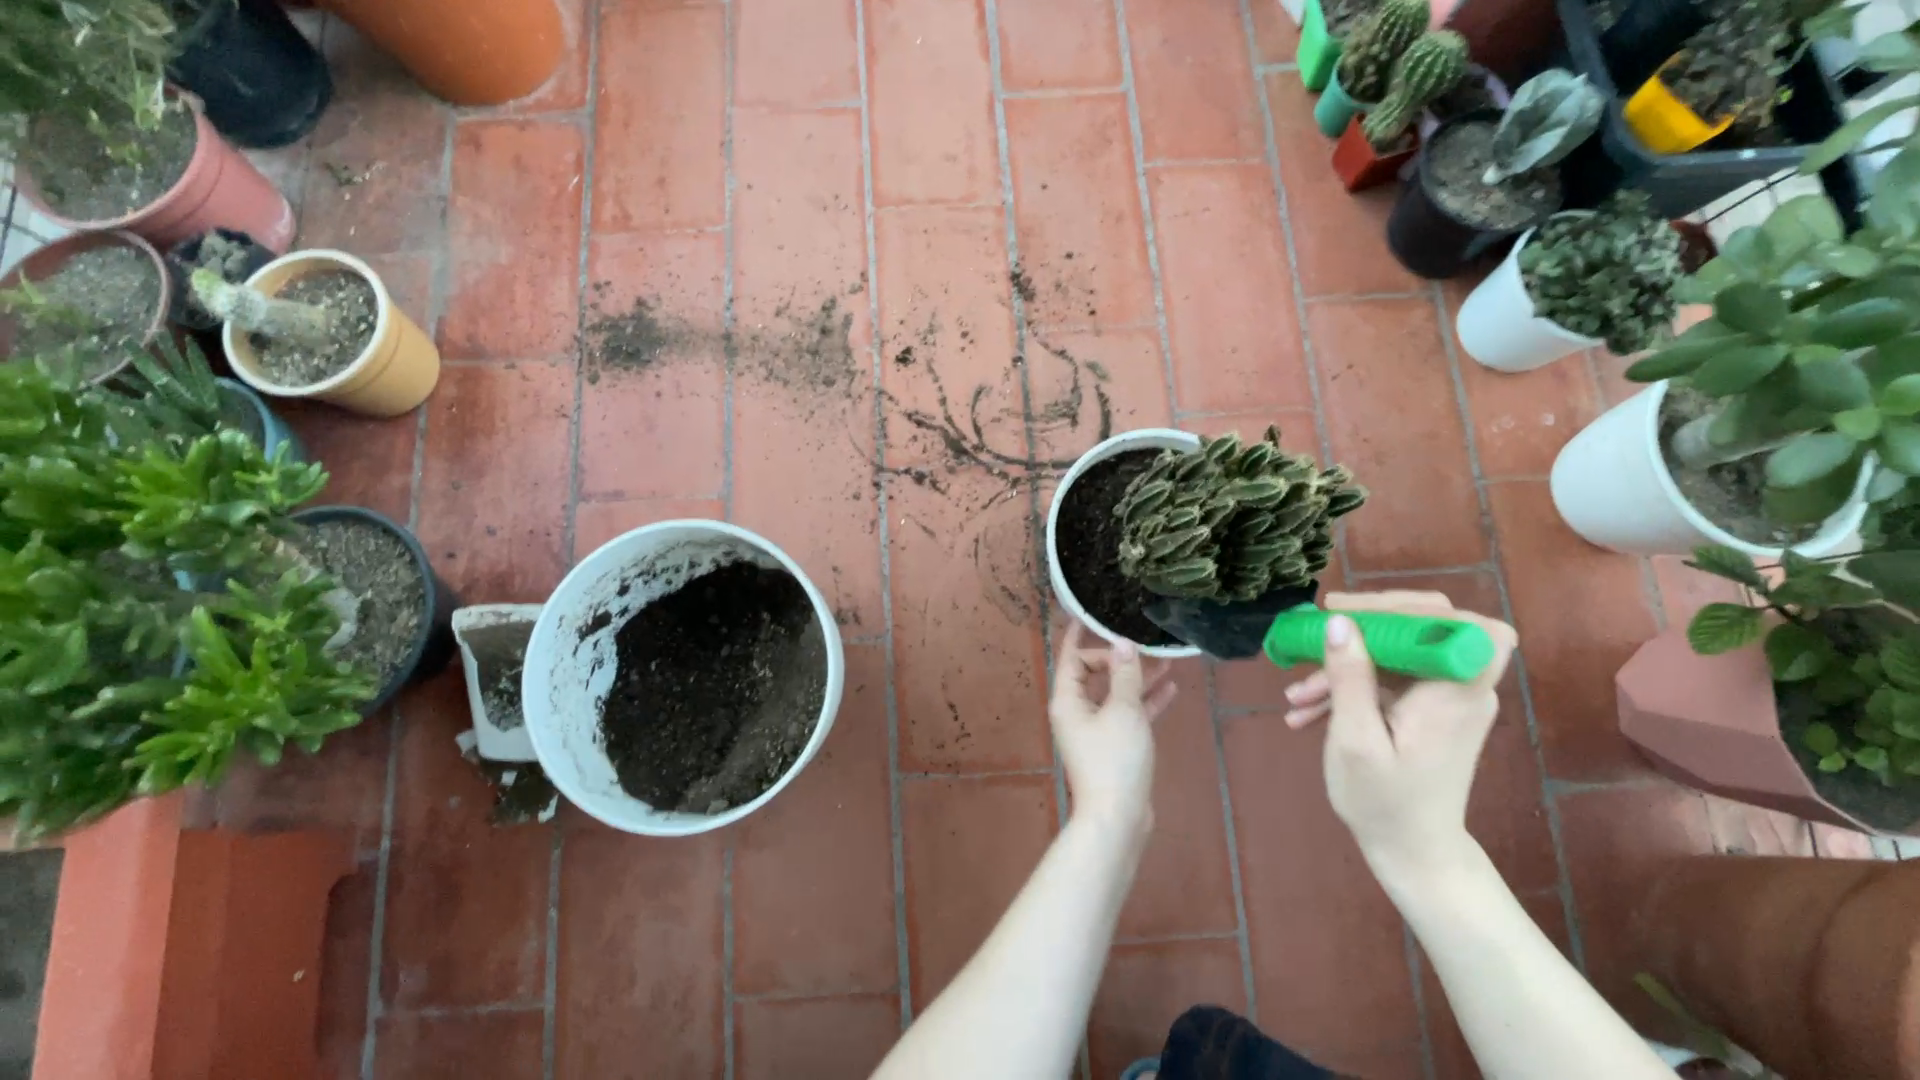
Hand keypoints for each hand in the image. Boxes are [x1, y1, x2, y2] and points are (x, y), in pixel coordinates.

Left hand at [1050, 620, 1178, 835]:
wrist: (1118, 815)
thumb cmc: (1115, 758)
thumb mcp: (1123, 711)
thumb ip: (1124, 675)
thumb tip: (1122, 643)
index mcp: (1068, 700)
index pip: (1071, 658)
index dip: (1080, 635)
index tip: (1089, 614)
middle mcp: (1077, 711)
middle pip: (1094, 673)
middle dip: (1119, 658)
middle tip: (1144, 644)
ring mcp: (1096, 729)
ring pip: (1115, 694)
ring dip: (1138, 678)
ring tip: (1167, 661)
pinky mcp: (1114, 745)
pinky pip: (1128, 714)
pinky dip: (1145, 701)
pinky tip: (1171, 688)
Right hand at [1280, 592, 1516, 877]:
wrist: (1411, 852)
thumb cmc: (1385, 804)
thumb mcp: (1355, 740)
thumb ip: (1350, 678)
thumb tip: (1340, 622)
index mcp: (1456, 694)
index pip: (1469, 626)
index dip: (1418, 608)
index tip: (1359, 613)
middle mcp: (1461, 688)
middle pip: (1428, 626)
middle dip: (1370, 621)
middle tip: (1322, 622)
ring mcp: (1446, 697)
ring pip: (1401, 652)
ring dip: (1347, 663)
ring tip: (1296, 692)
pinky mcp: (1428, 708)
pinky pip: (1392, 678)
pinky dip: (1351, 685)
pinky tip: (1307, 709)